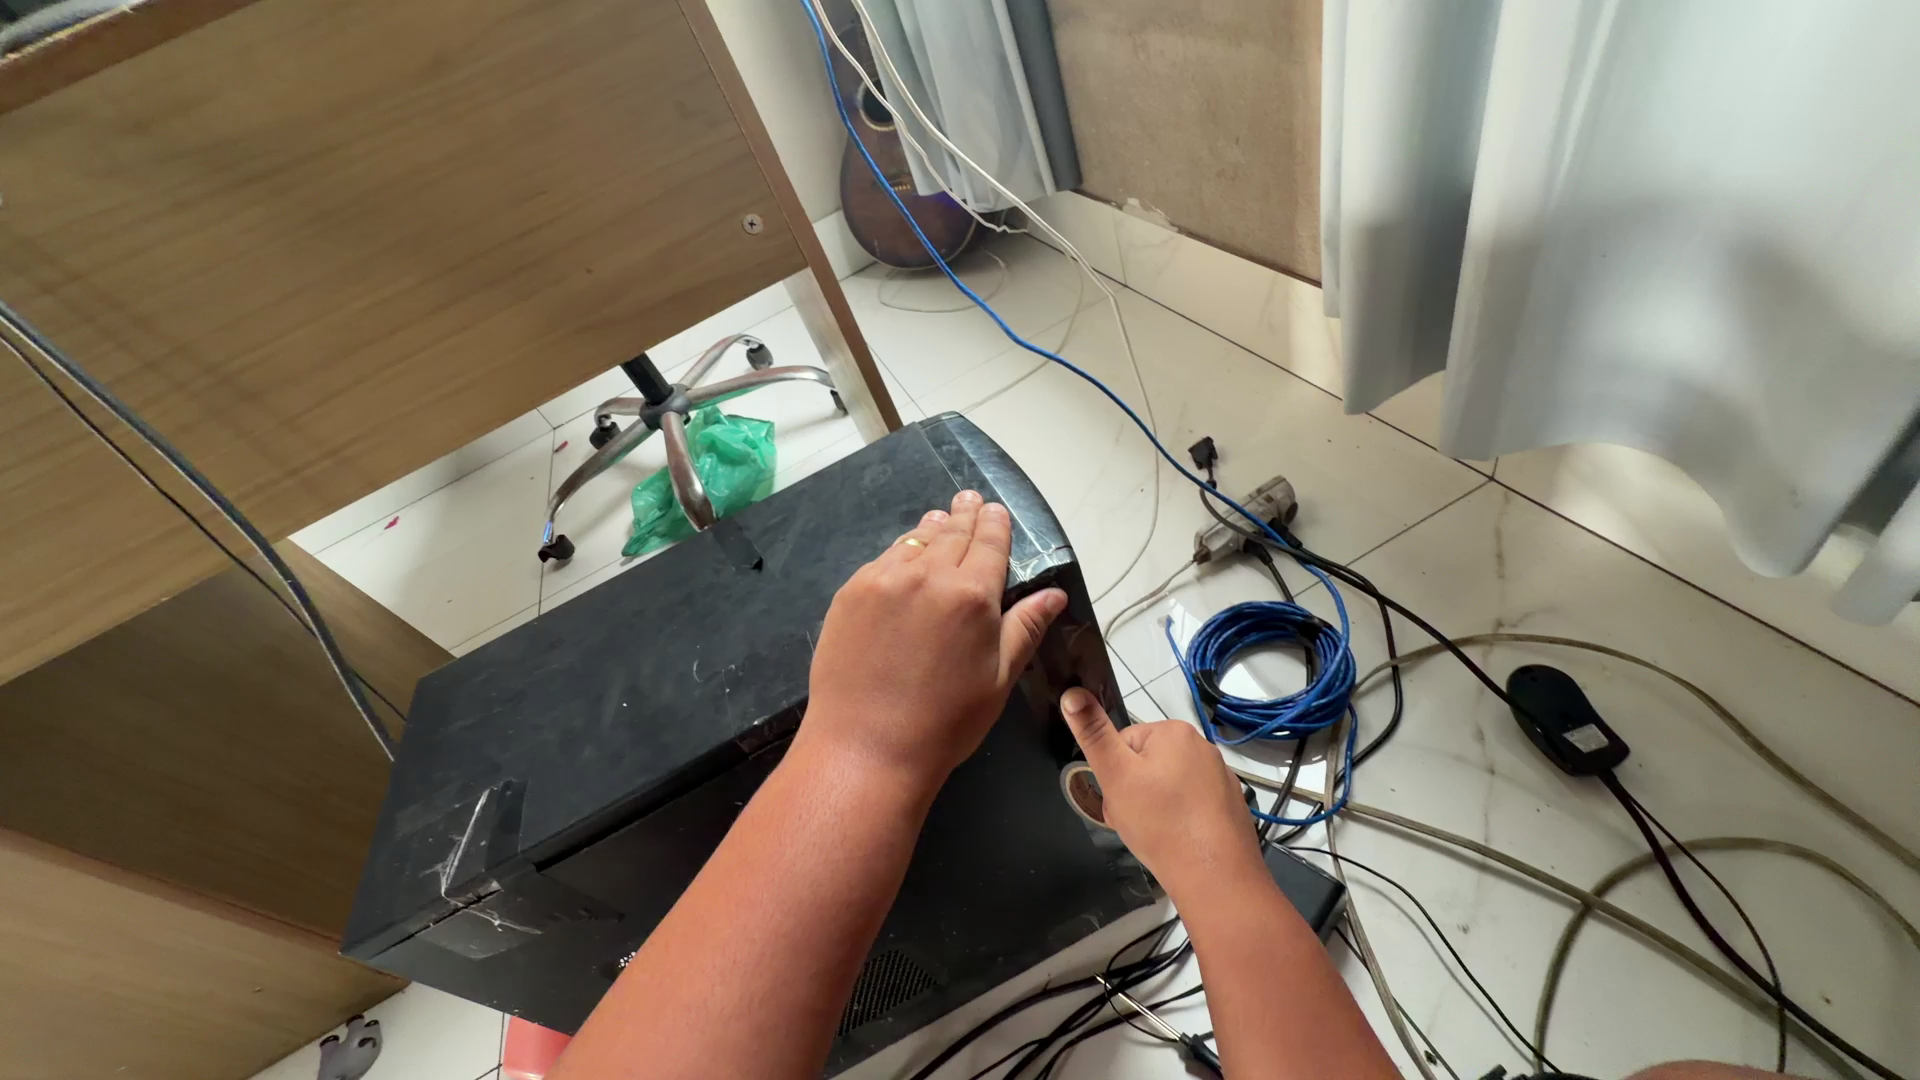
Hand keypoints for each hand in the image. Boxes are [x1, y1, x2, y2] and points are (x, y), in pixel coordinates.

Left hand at [799, 490, 1068, 791]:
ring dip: (932, 527)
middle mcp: (927, 575)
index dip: (995, 523)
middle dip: (965, 515)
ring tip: (941, 517)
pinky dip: (901, 551)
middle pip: (952, 533)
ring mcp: (883, 580)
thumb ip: (1025, 627)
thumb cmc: (945, 722)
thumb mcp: (998, 678)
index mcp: (971, 595)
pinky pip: (883, 559)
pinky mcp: (850, 593)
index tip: (995, 509)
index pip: (989, 543)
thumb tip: (1054, 593)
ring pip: (915, 540)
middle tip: (969, 498)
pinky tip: (905, 553)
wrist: (865, 747)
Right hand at [1060, 688, 1264, 899]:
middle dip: (1134, 792)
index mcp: (1174, 731)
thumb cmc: (1161, 822)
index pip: (1125, 743)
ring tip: (1155, 835)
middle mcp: (1202, 746)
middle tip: (1135, 820)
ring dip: (1155, 807)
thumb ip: (1093, 733)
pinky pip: (1191, 805)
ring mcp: (1221, 777)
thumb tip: (1072, 693)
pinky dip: (1180, 820)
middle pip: (1147, 764)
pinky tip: (1177, 842)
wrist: (1215, 879)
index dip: (1115, 774)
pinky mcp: (1231, 806)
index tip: (1121, 799)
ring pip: (1168, 787)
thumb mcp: (1115, 774)